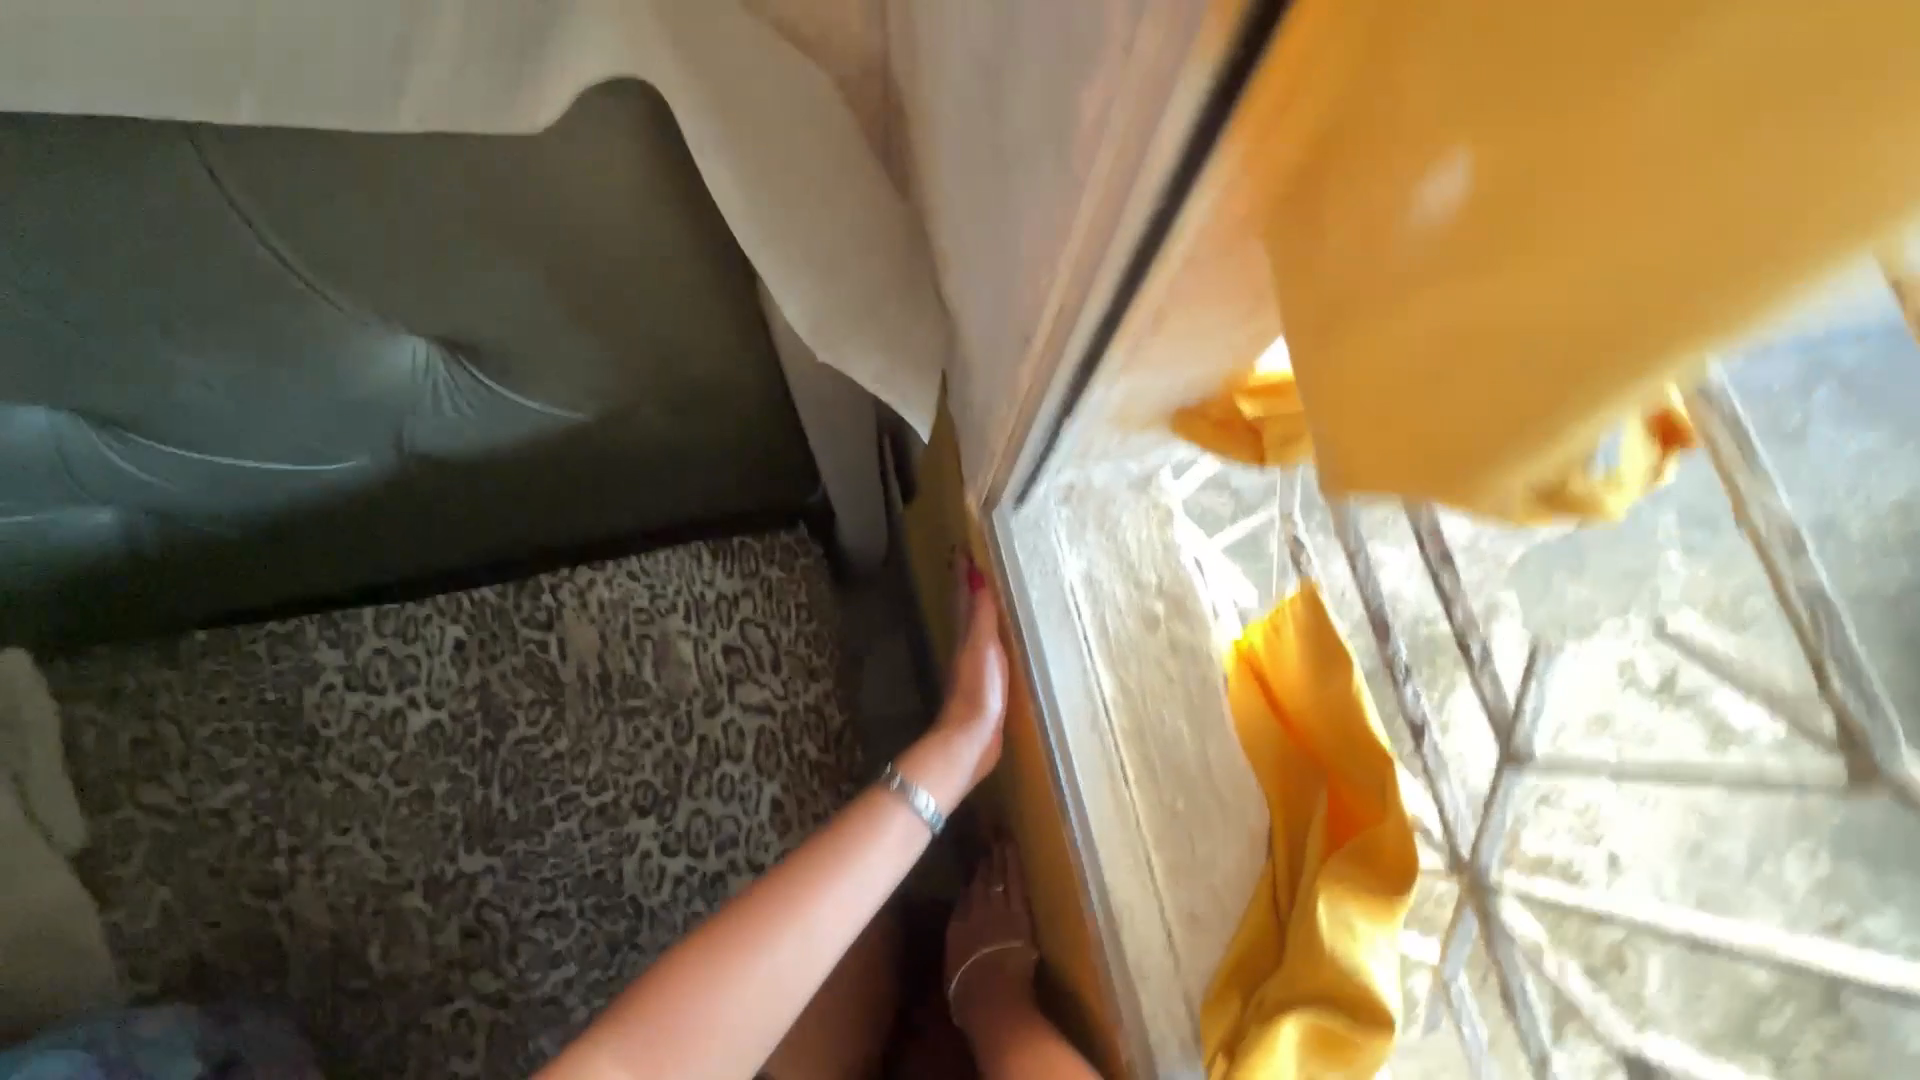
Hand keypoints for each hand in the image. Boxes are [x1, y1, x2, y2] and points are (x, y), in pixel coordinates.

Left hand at [932, 559, 1009, 792]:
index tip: (963, 547)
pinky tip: (1003, 640)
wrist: (972, 739)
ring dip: (981, 609)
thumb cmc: (977, 690)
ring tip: (991, 592)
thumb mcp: (981, 646)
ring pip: (977, 628)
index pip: (963, 596)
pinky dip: (994, 636)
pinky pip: (991, 650)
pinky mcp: (988, 685)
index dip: (963, 573)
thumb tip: (975, 575)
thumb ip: (980, 613)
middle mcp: (967, 646)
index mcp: (965, 635)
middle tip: (976, 561)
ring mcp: (976, 667)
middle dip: (970, 586)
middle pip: (967, 609)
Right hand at [945, 841, 1038, 1037]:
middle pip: (980, 883)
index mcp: (957, 929)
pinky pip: (1016, 883)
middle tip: (986, 843)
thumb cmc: (970, 998)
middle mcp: (975, 913)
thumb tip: (961, 944)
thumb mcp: (954, 974)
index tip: (973, 871)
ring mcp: (998, 910)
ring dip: (999, 857)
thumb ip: (958, 953)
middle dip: (984, 863)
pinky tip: (1012, 850)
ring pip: (998, 877)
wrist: (993, 999)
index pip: (963, 901)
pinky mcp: (1019, 914)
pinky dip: (1013, 864)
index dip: (970, 884)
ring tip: (1000, 839)